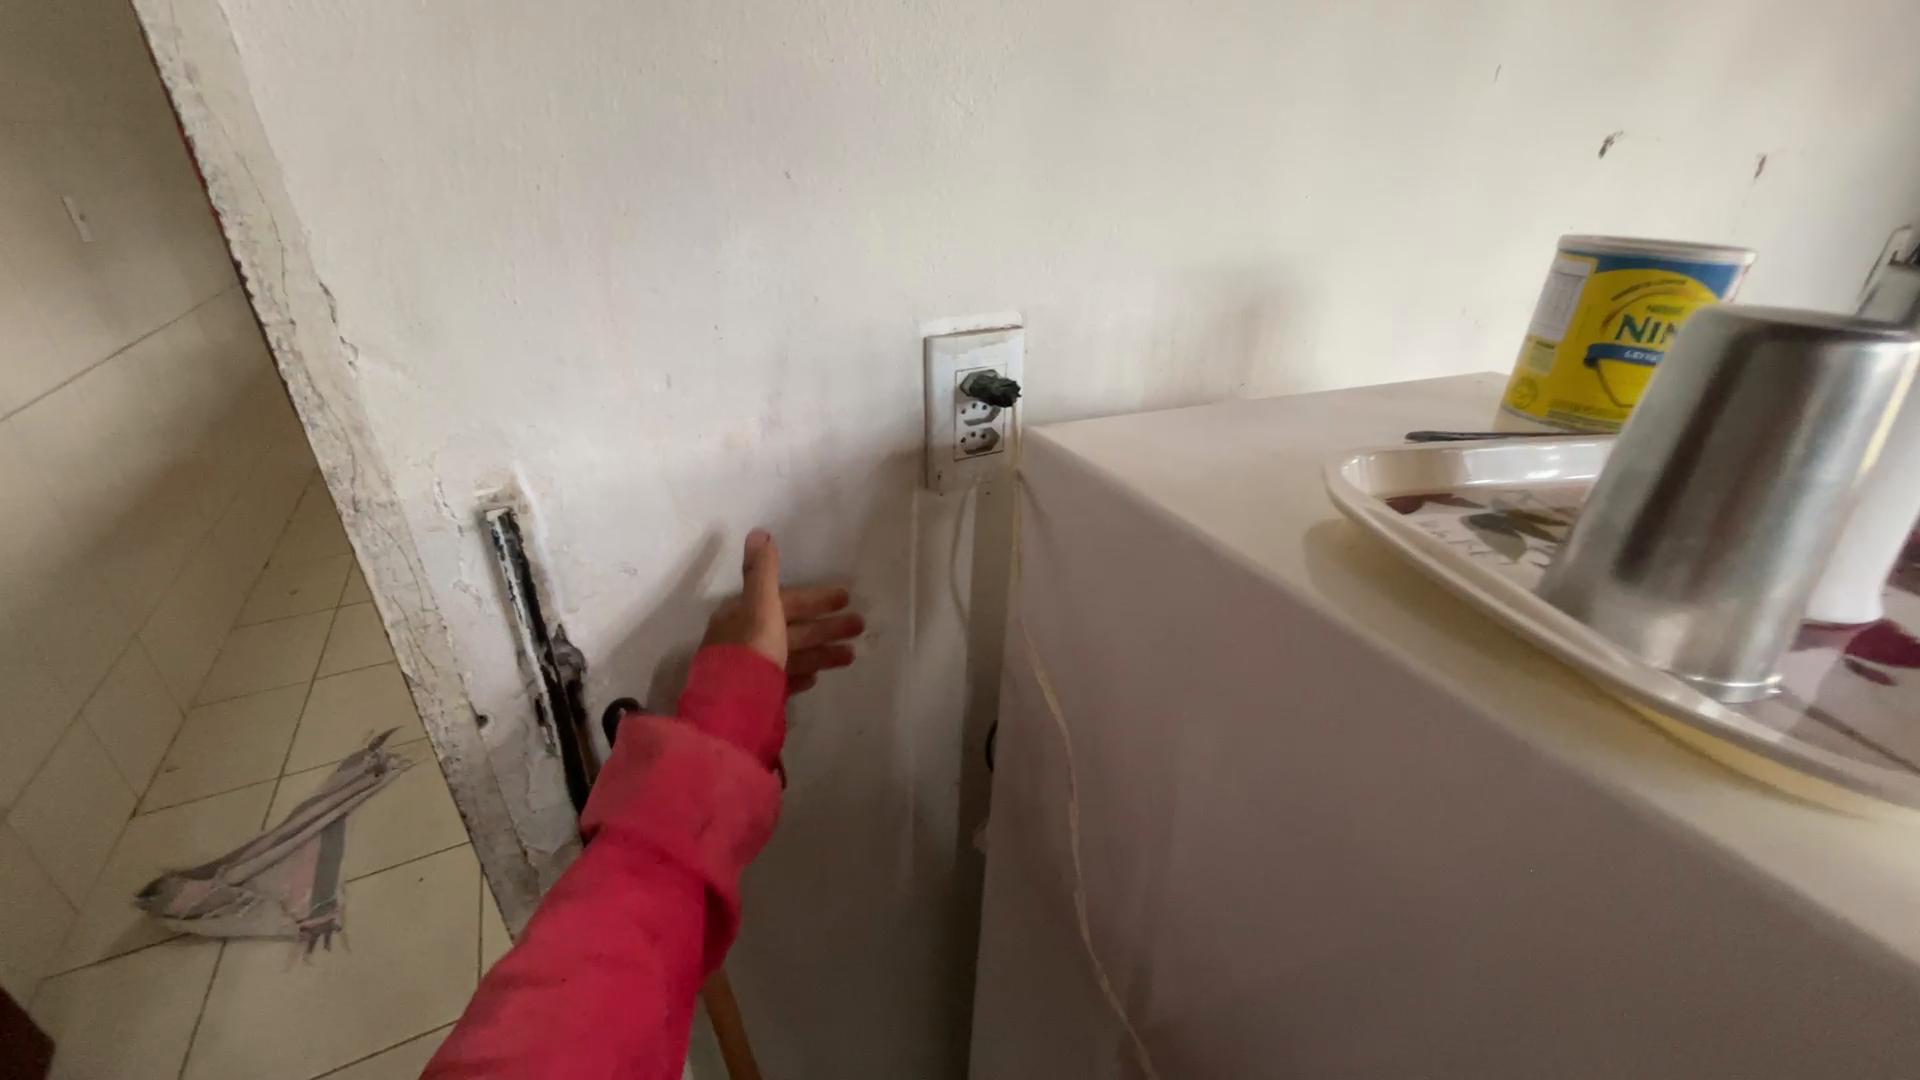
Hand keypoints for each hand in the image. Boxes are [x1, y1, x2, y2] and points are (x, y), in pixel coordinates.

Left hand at [702, 528, 862, 694]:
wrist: (735, 710)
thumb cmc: (752, 651)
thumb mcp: (761, 605)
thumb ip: (763, 571)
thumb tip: (759, 532)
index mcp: (742, 617)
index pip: (785, 601)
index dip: (816, 599)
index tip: (845, 599)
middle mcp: (744, 641)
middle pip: (792, 629)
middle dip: (826, 627)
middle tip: (860, 626)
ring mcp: (750, 671)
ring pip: (793, 655)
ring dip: (822, 652)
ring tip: (852, 655)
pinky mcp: (757, 697)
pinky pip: (784, 681)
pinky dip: (801, 675)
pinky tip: (816, 678)